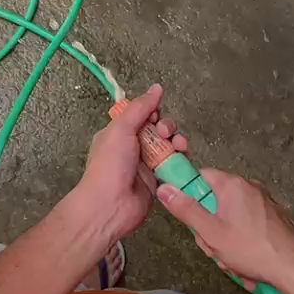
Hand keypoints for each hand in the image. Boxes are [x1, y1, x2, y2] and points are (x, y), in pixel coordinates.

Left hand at [63, 84, 187, 241]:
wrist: (110, 205)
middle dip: (167, 127)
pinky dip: (181, 160)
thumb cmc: (110, 165)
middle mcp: (133, 147)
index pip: (142, 115)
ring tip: (179, 145)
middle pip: (158, 130)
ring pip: (169, 147)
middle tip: (165, 133)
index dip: (153, 112)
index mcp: (119, 133)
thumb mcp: (121, 129)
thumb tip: (156, 88)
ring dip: (177, 141)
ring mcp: (146, 165)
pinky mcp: (158, 181)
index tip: (156, 116)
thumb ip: (140, 108)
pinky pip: (174, 166)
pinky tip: (184, 157)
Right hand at [158, 169, 293, 293]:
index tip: (190, 218)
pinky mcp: (274, 218)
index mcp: (233, 185)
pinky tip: (248, 262)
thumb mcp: (211, 233)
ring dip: (226, 240)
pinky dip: (243, 242)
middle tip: (215, 248)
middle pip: (215, 201)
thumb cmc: (252, 250)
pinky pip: (248, 226)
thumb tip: (163, 188)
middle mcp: (250, 187)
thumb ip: (185, 209)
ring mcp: (265, 203)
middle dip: (210, 228)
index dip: (190, 196)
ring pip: (231, 217)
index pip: (200, 176)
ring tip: (234, 261)